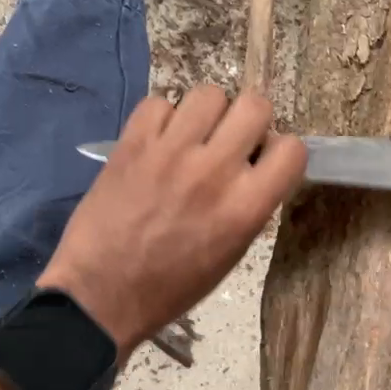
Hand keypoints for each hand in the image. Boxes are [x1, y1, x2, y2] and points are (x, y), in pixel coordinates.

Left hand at [38, 86, 306, 359]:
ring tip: (192, 137)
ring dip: (207, 113)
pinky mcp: (132, 144)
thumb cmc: (172, 285)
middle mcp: (214, 172)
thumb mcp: (232, 251)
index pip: (292, 148)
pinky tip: (157, 143)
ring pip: (209, 94)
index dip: (280, 150)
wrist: (99, 296)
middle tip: (229, 141)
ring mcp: (171, 153)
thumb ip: (252, 200)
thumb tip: (255, 160)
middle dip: (248, 120)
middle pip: (255, 105)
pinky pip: (159, 103)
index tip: (262, 160)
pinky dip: (162, 119)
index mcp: (245, 208)